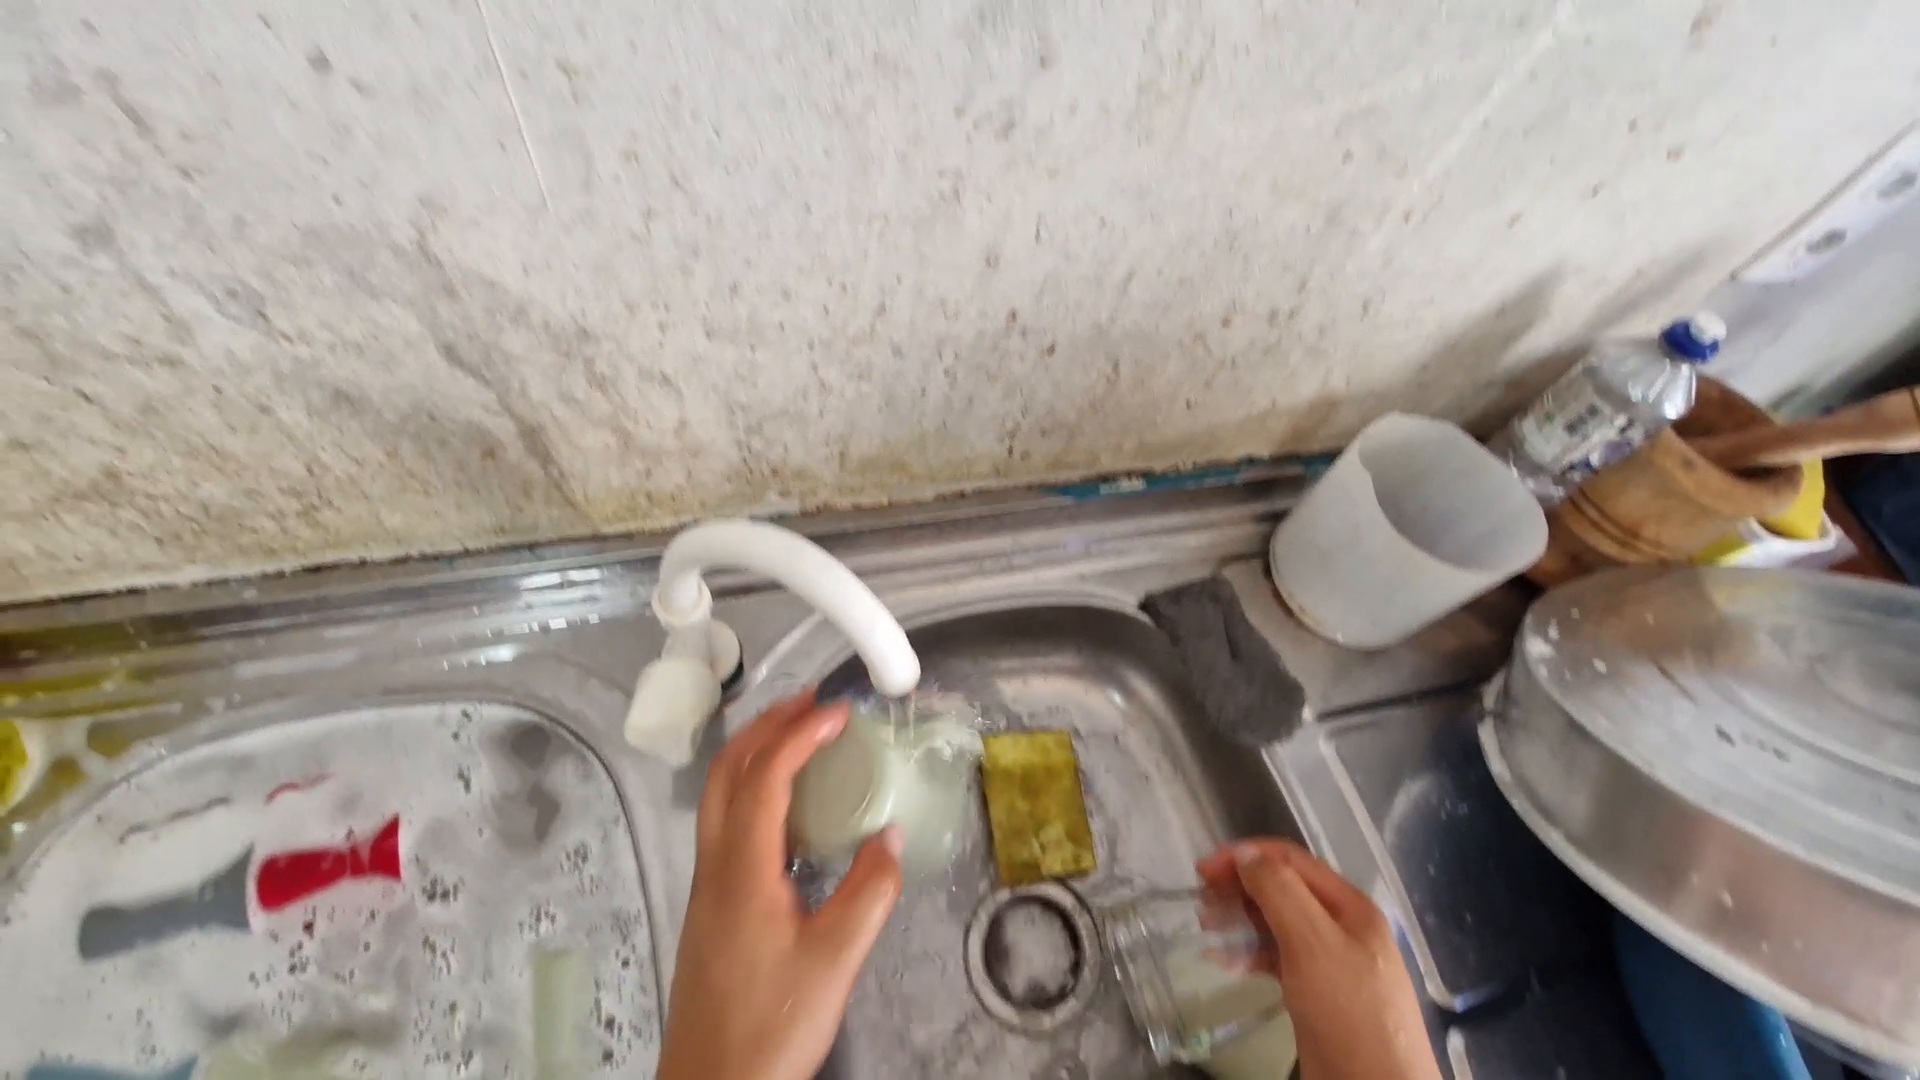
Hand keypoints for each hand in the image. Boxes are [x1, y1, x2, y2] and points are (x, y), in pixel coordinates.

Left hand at [658, 692, 904, 1079]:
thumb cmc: (773, 1025)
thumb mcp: (835, 962)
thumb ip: (868, 894)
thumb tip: (891, 835)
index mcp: (742, 870)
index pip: (765, 779)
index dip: (800, 736)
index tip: (838, 711)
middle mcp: (715, 864)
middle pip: (727, 771)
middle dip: (767, 725)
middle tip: (811, 702)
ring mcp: (707, 883)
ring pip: (719, 794)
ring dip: (755, 751)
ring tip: (799, 734)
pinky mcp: (711, 902)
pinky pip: (725, 818)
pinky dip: (753, 785)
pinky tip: (788, 803)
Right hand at [1198, 839, 1442, 1079]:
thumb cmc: (1348, 1012)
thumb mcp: (1312, 943)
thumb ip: (1279, 891)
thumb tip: (1244, 854)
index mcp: (1350, 905)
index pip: (1290, 859)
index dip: (1245, 856)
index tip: (1203, 871)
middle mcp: (1343, 927)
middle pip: (1283, 888)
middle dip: (1240, 887)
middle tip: (1202, 901)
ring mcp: (1332, 962)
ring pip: (1277, 923)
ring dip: (1240, 918)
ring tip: (1208, 929)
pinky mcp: (1318, 994)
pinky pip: (1278, 957)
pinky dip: (1250, 952)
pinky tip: (1227, 961)